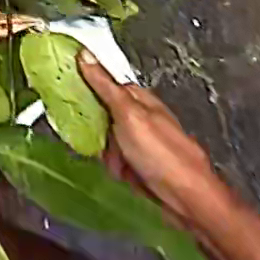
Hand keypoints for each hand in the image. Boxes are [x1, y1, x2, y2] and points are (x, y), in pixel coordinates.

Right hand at [76, 47, 235, 227]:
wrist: (193, 205)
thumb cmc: (163, 156)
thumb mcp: (128, 114)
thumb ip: (104, 85)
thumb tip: (84, 54)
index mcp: (140, 99)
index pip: (105, 81)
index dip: (86, 84)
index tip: (67, 88)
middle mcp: (142, 117)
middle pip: (103, 110)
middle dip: (94, 124)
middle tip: (92, 133)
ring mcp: (143, 142)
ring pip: (107, 136)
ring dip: (104, 149)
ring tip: (111, 160)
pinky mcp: (143, 165)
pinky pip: (116, 158)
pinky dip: (114, 165)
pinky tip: (120, 173)